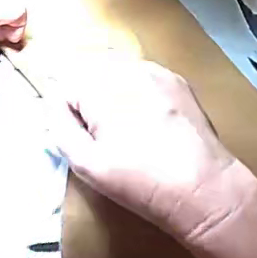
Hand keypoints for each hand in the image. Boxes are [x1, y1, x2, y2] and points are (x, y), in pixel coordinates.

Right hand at [56, 59, 256, 244]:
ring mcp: (154, 70)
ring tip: (124, 126)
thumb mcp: (86, 164)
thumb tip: (52, 101)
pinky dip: (134, 88)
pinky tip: (146, 117)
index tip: (83, 137)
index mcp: (100, 86)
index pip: (63, 84)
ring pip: (114, 67)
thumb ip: (59, 126)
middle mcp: (125, 68)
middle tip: (102, 133)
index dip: (68, 112)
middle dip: (87, 95)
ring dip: (110, 88)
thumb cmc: (140, 182)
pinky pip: (141, 73)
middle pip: (87, 68)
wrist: (204, 190)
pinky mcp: (175, 79)